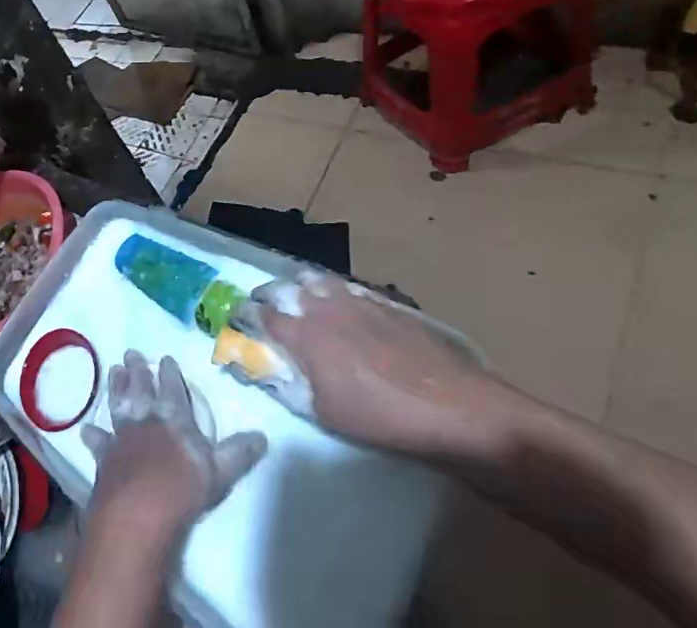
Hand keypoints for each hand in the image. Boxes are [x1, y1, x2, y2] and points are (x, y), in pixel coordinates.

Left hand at [81, 350, 266, 535]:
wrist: (139, 506)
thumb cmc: (183, 487)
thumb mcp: (220, 471)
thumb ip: (238, 452)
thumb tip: (261, 436)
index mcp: (173, 418)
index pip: (172, 388)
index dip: (169, 373)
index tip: (165, 358)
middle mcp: (145, 418)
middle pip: (140, 388)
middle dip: (137, 369)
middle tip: (130, 353)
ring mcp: (122, 434)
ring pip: (117, 402)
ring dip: (115, 386)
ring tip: (113, 370)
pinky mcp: (105, 453)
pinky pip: (98, 439)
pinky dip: (93, 434)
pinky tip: (86, 429)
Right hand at [247, 271, 514, 456]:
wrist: (458, 410)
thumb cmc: (382, 418)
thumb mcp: (322, 412)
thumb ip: (282, 384)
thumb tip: (252, 368)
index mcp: (300, 333)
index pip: (256, 313)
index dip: (242, 317)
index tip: (238, 324)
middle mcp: (320, 307)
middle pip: (280, 288)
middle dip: (266, 297)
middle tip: (267, 312)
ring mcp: (354, 300)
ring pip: (313, 279)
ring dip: (299, 288)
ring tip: (301, 303)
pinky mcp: (385, 303)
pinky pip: (347, 287)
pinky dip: (334, 293)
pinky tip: (343, 310)